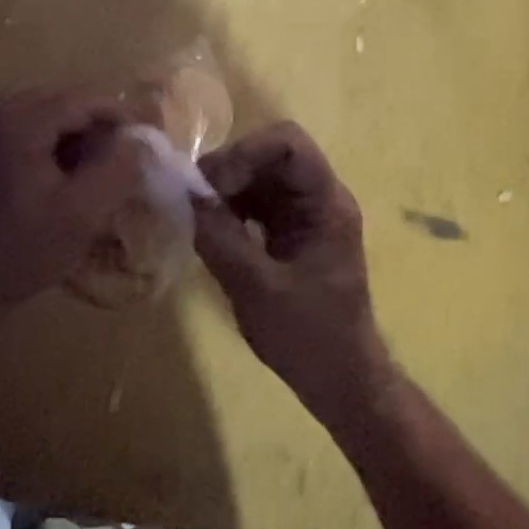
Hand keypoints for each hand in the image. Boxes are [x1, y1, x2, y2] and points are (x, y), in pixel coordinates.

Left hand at [0, 88, 141, 319]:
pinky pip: (26, 126)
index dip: (121, 114)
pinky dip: (51, 141)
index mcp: (20, 121)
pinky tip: (65, 173)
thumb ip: (117, 170)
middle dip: (98, 123)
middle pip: (63, 99)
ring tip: (98, 168)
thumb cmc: (23, 249)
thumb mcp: (82, 214)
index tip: (147, 140)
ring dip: (76, 133)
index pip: (84, 98)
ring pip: (46, 112)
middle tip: (125, 156)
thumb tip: (139, 141)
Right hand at [193, 122, 389, 411]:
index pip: (288, 144)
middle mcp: (319, 200)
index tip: (213, 184)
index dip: (246, 152)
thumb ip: (220, 237)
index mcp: (327, 204)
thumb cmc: (309, 337)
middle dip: (230, 169)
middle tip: (195, 198)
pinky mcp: (291, 234)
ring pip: (260, 177)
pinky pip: (257, 203)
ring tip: (198, 215)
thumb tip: (186, 194)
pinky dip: (231, 209)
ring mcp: (305, 216)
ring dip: (227, 189)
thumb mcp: (257, 288)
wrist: (342, 384)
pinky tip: (211, 230)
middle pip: (271, 156)